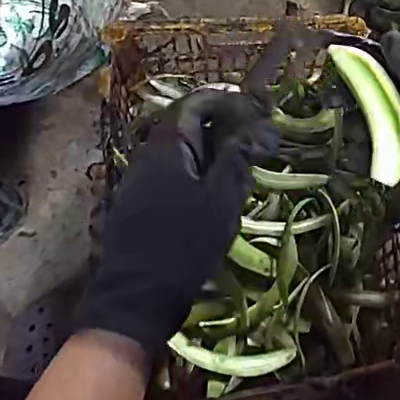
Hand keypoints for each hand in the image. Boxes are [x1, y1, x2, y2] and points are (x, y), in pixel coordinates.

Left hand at [76, 89, 277, 352]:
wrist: (137, 298)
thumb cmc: (184, 243)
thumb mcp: (221, 199)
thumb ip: (238, 157)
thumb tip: (262, 125)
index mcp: (167, 147)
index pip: (195, 104)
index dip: (226, 100)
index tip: (255, 110)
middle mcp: (147, 156)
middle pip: (187, 126)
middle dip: (223, 127)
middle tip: (255, 140)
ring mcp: (139, 181)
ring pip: (181, 153)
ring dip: (212, 152)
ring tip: (242, 167)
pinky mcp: (139, 205)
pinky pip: (173, 175)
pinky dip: (198, 173)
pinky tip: (216, 194)